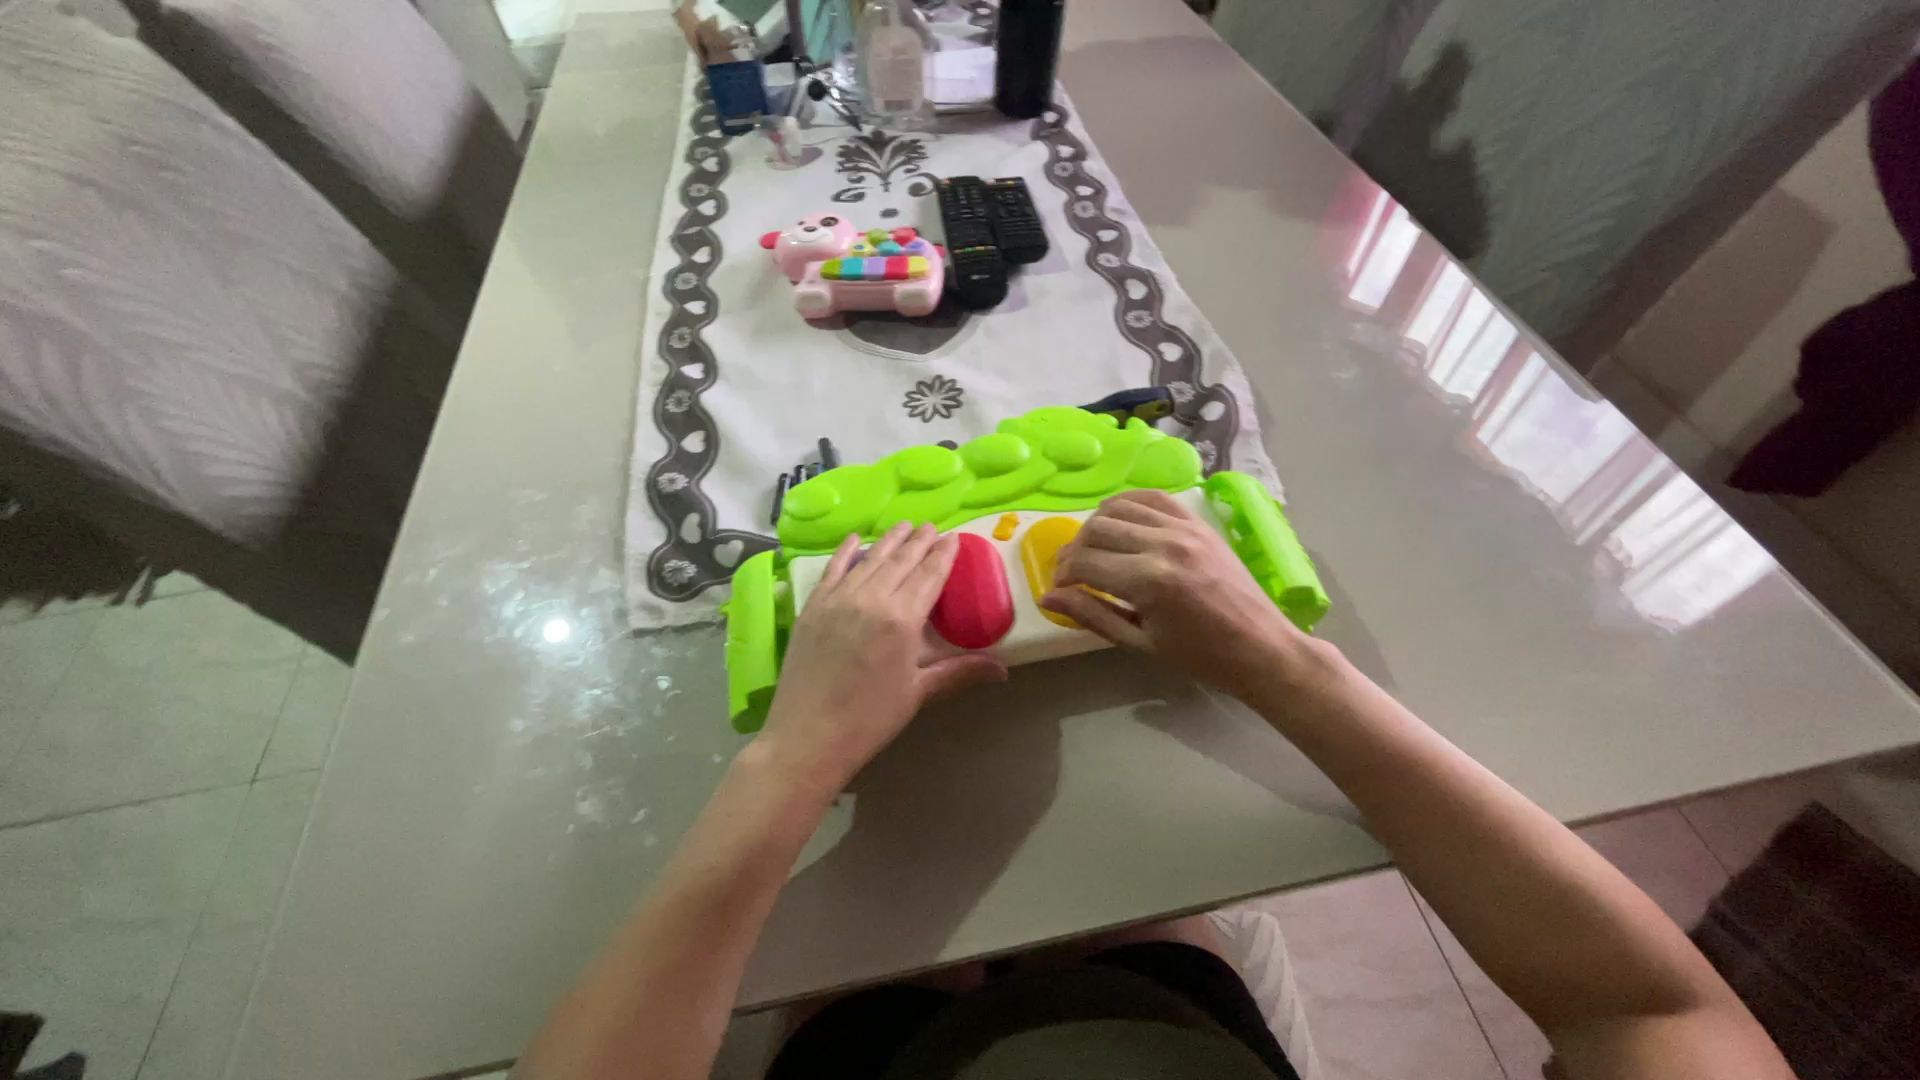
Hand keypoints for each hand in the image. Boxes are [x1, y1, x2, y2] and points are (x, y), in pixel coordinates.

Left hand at [756, 522, 1006, 793]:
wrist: (808, 736)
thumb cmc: (870, 719)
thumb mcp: (918, 693)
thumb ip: (958, 672)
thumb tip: (1003, 671)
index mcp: (902, 619)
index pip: (928, 576)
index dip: (943, 555)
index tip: (953, 538)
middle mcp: (871, 599)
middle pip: (901, 562)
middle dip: (919, 542)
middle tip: (931, 526)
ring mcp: (838, 599)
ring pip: (870, 560)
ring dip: (889, 541)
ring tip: (904, 526)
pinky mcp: (813, 607)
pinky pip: (833, 570)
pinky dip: (846, 552)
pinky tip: (856, 539)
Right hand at [1041, 490, 1307, 698]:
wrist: (1259, 645)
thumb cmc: (1199, 656)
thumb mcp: (1139, 643)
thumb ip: (1092, 614)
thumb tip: (1048, 597)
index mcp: (1148, 581)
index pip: (1084, 563)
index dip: (1063, 575)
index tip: (1059, 589)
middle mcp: (1163, 544)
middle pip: (1095, 530)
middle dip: (1073, 550)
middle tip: (1071, 572)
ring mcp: (1183, 528)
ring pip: (1118, 507)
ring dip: (1095, 525)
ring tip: (1093, 548)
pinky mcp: (1196, 521)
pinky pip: (1152, 497)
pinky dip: (1126, 504)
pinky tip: (1118, 522)